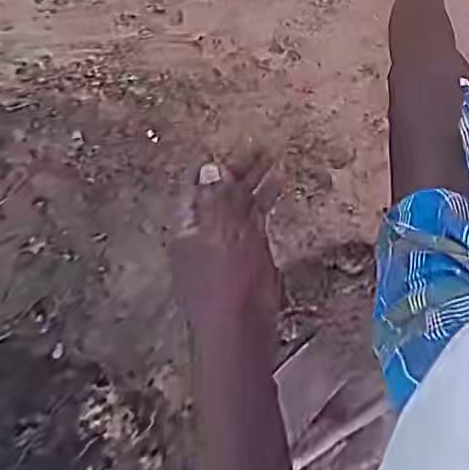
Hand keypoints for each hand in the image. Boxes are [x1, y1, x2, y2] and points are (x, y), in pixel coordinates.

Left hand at [170, 149, 280, 346]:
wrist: (242, 324)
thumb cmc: (227, 278)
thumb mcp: (221, 234)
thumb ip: (217, 200)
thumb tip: (209, 167)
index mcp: (188, 229)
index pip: (197, 189)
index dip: (214, 168)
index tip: (236, 145)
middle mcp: (204, 233)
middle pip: (220, 194)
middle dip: (239, 171)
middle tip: (262, 147)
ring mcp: (227, 242)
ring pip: (240, 203)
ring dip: (255, 181)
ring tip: (274, 158)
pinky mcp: (248, 250)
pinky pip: (255, 216)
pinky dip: (265, 198)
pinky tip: (280, 183)